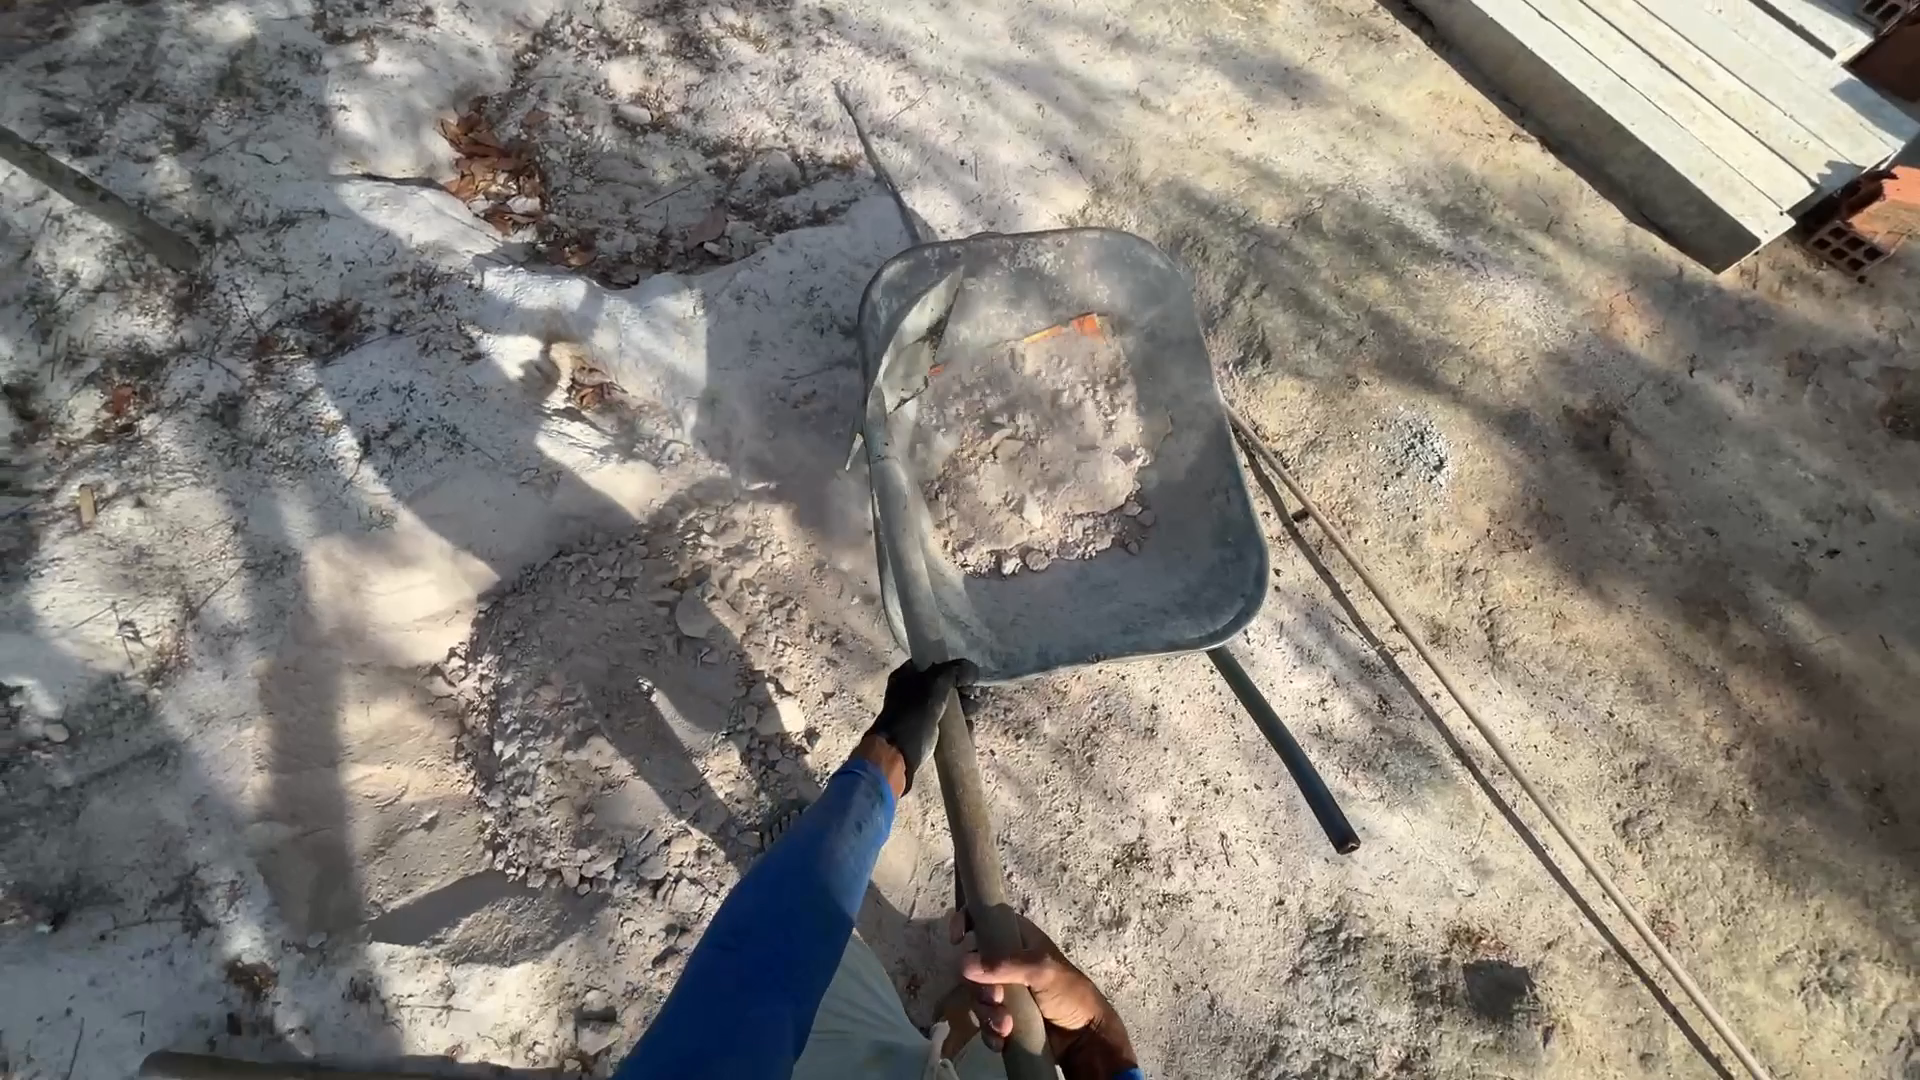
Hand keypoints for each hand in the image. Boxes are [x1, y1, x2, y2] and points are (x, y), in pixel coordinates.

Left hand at [864, 659, 975, 793]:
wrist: (898, 753)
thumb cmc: (913, 714)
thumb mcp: (934, 685)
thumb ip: (954, 672)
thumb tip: (972, 669)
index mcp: (906, 675)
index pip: (933, 663)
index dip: (952, 666)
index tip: (968, 674)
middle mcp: (911, 692)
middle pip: (944, 684)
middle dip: (961, 688)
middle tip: (973, 693)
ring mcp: (919, 713)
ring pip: (947, 704)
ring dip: (964, 705)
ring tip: (974, 710)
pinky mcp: (928, 731)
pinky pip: (948, 722)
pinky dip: (959, 721)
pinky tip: (969, 723)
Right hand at [949, 909, 1137, 1078]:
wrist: (1085, 1037)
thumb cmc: (1069, 990)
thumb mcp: (1041, 969)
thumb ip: (1003, 965)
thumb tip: (963, 963)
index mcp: (1016, 938)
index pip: (984, 920)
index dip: (965, 923)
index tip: (957, 940)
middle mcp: (1006, 961)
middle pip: (973, 966)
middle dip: (980, 987)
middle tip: (997, 999)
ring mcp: (1004, 991)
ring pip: (977, 997)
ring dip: (987, 1013)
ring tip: (1006, 1026)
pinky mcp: (1004, 1018)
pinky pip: (984, 1022)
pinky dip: (990, 1032)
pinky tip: (1002, 1039)